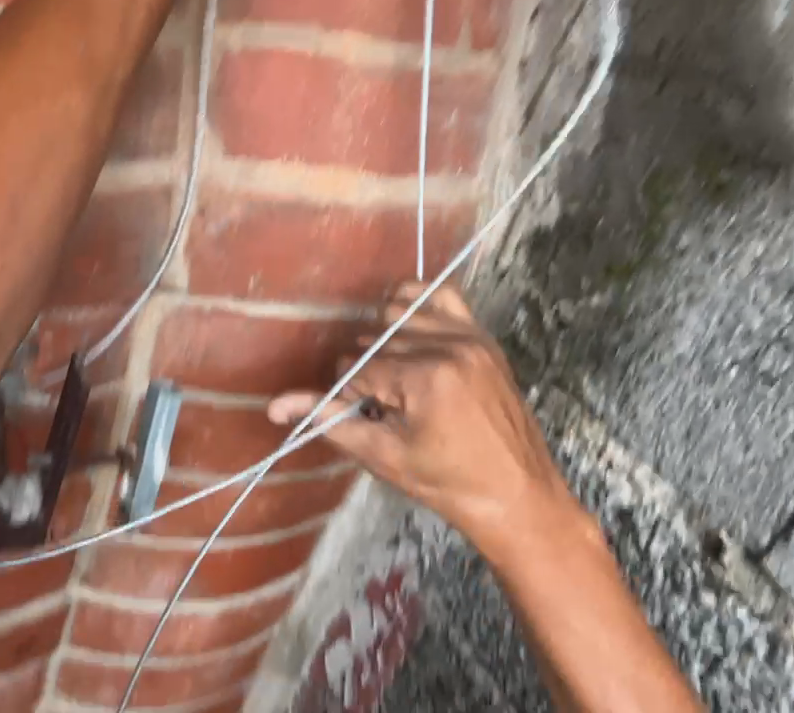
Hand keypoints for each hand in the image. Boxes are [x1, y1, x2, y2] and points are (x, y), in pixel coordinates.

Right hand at [267, 283, 584, 557]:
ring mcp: (470, 337)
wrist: (520, 499)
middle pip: (374, 339)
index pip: (355, 364)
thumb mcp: (381, 454)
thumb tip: (274, 405)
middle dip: (367, 370)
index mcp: (426, 376)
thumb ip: (326, 420)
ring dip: (387, 341)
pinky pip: (442, 294)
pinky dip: (418, 302)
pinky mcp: (483, 337)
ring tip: (397, 378)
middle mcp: (449, 346)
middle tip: (382, 405)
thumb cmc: (448, 483)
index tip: (366, 417)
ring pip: (399, 315)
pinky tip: (409, 329)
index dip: (350, 393)